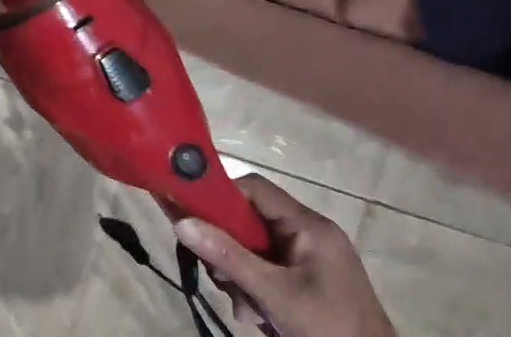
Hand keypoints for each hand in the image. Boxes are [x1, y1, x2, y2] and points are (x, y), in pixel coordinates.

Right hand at [175, 175, 396, 336]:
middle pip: (250, 221)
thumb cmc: (330, 328)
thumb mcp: (275, 294)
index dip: (220, 197)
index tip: (194, 218)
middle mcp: (311, 234)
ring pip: (255, 249)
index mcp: (310, 226)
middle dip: (229, 250)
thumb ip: (228, 257)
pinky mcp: (311, 280)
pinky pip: (269, 270)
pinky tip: (257, 316)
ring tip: (245, 309)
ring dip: (240, 276)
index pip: (254, 188)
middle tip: (219, 277)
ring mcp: (312, 258)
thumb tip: (179, 222)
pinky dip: (256, 289)